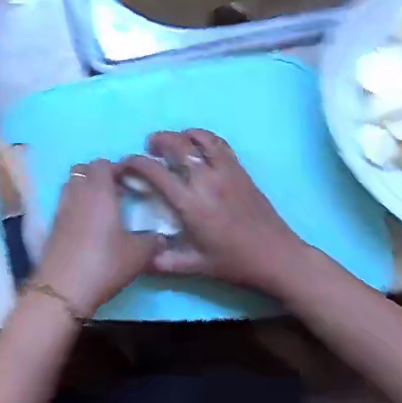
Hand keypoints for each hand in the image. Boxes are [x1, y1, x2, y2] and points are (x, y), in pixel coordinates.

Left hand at [35, 159, 159, 315]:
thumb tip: (162, 237)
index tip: (133, 178)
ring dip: (86, 187)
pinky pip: (66, 203)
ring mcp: (61, 208)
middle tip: (119, 189)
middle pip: (83, 169)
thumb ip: (152, 241)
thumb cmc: (104, 263)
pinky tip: (91, 223)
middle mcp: (76, 193)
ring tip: (105, 205)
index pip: (103, 164)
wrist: (62, 287)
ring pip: (72, 184)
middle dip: (100, 174)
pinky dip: (77, 204)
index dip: (118, 167)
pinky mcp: (53, 224)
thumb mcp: (137, 254)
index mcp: (98, 191)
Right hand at [120, 129, 333, 295]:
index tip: (122, 166)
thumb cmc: (234, 262)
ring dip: (181, 135)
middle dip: (157, 141)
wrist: (279, 257)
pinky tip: (196, 147)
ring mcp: (226, 172)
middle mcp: (207, 181)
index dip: (133, 163)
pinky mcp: (240, 170)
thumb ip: (162, 261)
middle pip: (177, 145)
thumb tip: (134, 258)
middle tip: (148, 149)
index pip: (154, 171)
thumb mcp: (194, 267)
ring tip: (172, 143)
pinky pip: (219, 143)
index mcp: (191, 204)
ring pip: (199, 138)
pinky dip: (203, 138)